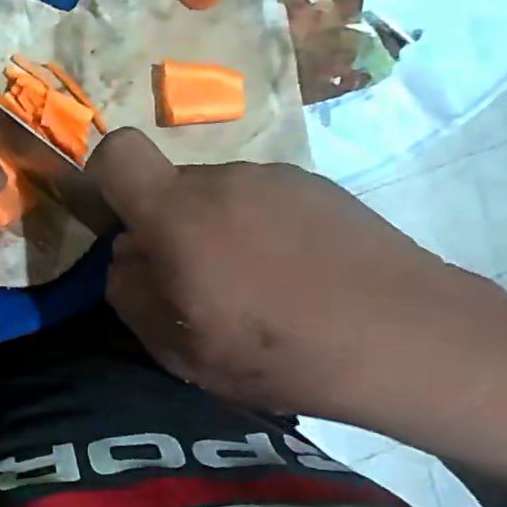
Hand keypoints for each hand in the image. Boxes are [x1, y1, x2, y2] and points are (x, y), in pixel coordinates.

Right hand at [88, 128, 506, 450]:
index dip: (104, 181)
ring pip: (219, 197)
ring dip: (218, 233)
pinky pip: (265, 200)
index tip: (121, 228)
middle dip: (169, 229)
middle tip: (199, 288)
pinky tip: (295, 279)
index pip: (117, 154)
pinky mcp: (320, 188)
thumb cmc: (278, 352)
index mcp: (180, 214)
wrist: (402, 336)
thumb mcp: (182, 350)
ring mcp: (278, 177)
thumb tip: (125, 258)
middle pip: (172, 187)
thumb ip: (132, 296)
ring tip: (257, 291)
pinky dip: (261, 232)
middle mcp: (226, 178)